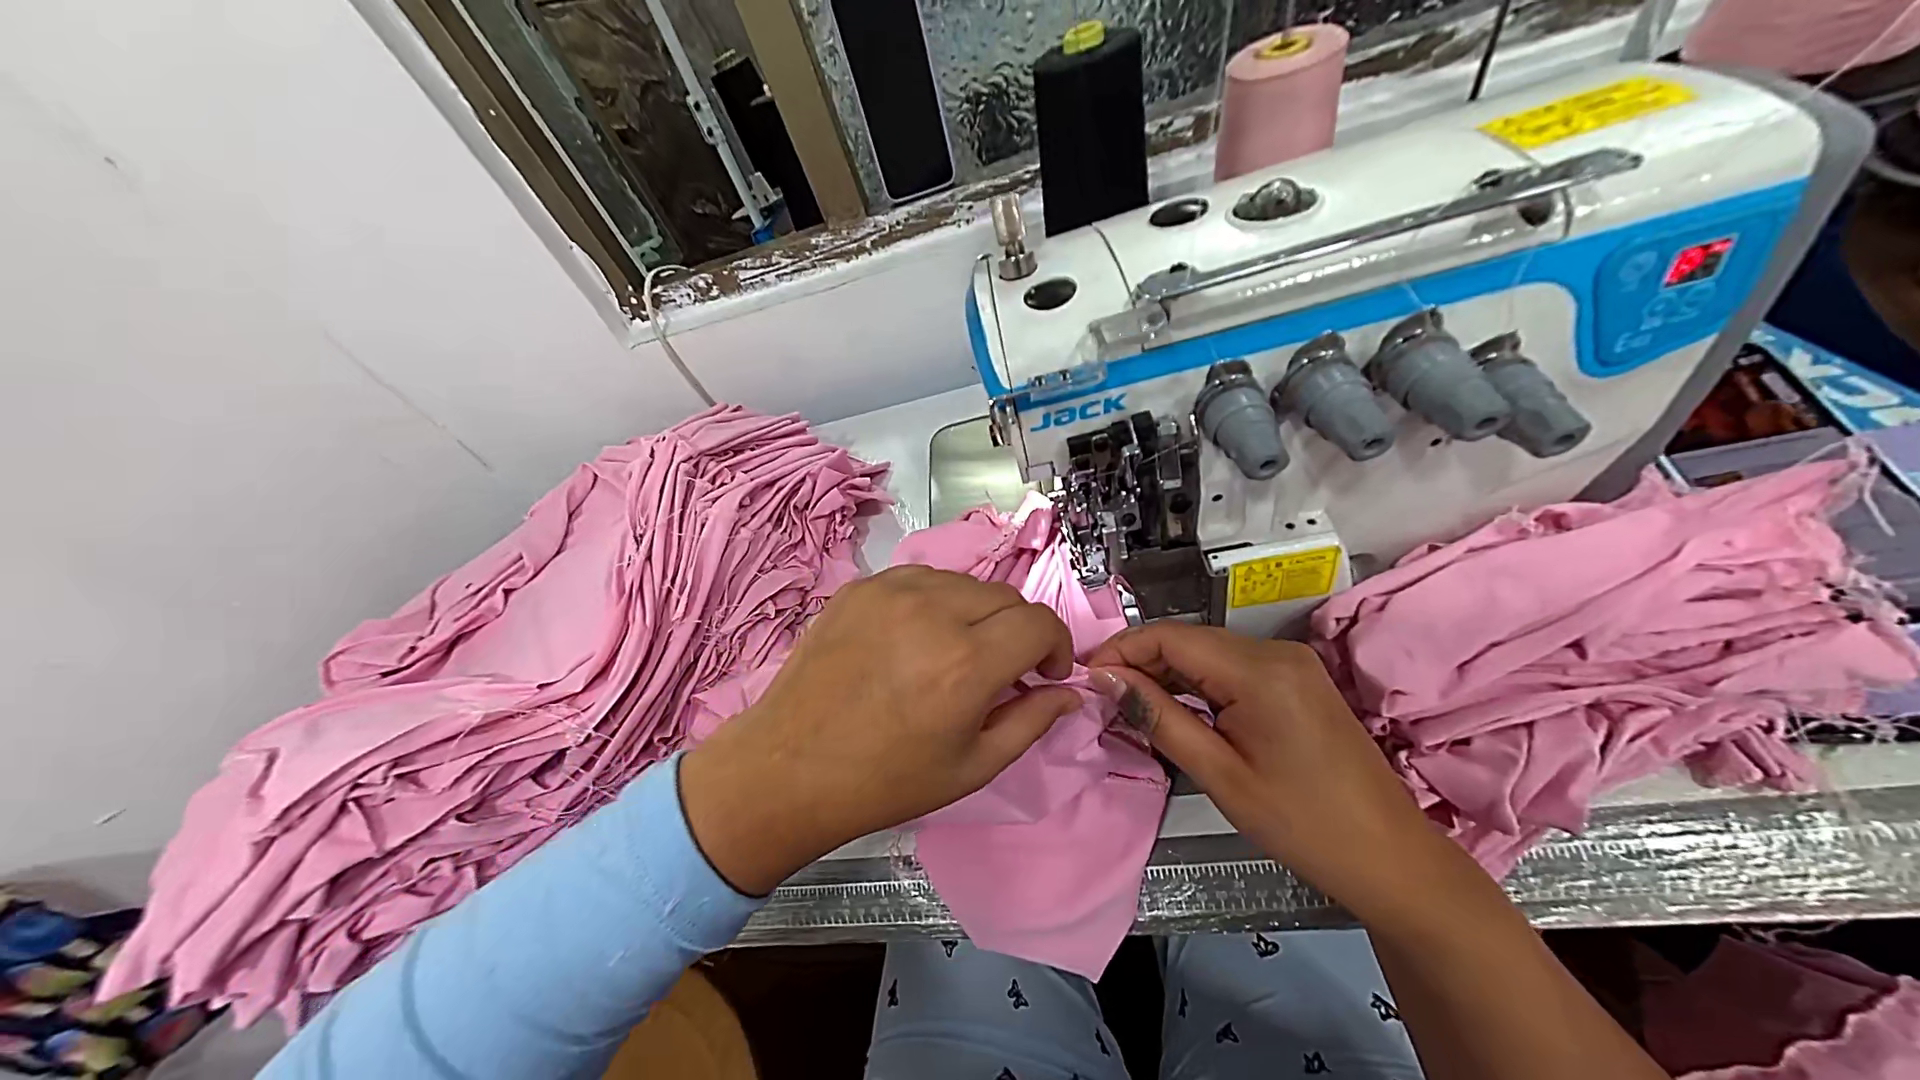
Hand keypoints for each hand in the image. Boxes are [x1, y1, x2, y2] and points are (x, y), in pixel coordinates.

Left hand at [680, 566, 1080, 893]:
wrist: (787, 770)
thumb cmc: (885, 781)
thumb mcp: (972, 766)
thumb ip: (1031, 722)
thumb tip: (1069, 693)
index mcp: (966, 663)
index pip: (1039, 622)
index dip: (1056, 646)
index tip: (1043, 674)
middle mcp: (932, 612)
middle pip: (1006, 597)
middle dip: (1018, 631)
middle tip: (1001, 670)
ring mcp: (890, 592)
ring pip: (964, 582)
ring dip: (976, 613)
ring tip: (955, 652)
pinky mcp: (859, 587)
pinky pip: (919, 580)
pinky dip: (934, 603)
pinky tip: (915, 638)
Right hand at [1087, 622, 1452, 920]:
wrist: (1389, 857)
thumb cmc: (1302, 824)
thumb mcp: (1218, 773)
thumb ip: (1157, 716)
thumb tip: (1105, 680)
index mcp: (1260, 671)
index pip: (1170, 636)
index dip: (1122, 650)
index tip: (1087, 678)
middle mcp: (1276, 652)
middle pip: (1188, 638)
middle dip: (1140, 661)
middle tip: (1103, 696)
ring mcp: (1291, 662)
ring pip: (1207, 650)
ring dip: (1166, 671)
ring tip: (1130, 704)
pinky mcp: (1296, 678)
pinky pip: (1231, 666)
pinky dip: (1196, 680)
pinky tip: (1175, 705)